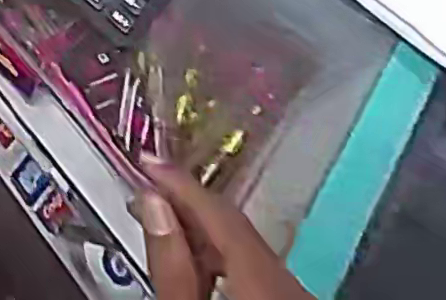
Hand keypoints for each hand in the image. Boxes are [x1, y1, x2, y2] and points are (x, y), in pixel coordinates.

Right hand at [132, 154, 311, 299]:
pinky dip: (226, 256)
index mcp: (266, 279)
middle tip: (147, 187)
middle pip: (234, 226)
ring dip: (204, 230)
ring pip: (248, 246)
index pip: (218, 210)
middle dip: (188, 203)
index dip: (177, 179)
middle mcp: (294, 284)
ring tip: (165, 224)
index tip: (145, 158)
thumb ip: (171, 262)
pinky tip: (202, 260)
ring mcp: (300, 295)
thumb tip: (152, 201)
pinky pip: (260, 267)